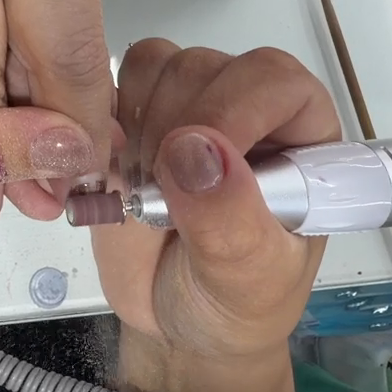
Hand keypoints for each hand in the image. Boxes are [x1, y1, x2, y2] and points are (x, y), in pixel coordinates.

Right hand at [92, 42, 339, 359]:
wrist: (174, 324)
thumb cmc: (231, 305)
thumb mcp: (247, 281)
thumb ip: (230, 220)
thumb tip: (194, 149)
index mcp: (296, 138)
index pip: (274, 80)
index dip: (230, 109)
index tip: (192, 167)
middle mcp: (240, 109)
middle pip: (202, 68)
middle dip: (171, 130)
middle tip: (158, 199)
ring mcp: (180, 110)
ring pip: (153, 67)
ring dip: (134, 126)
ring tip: (138, 191)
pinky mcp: (128, 119)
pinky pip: (107, 86)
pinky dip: (95, 122)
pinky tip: (104, 173)